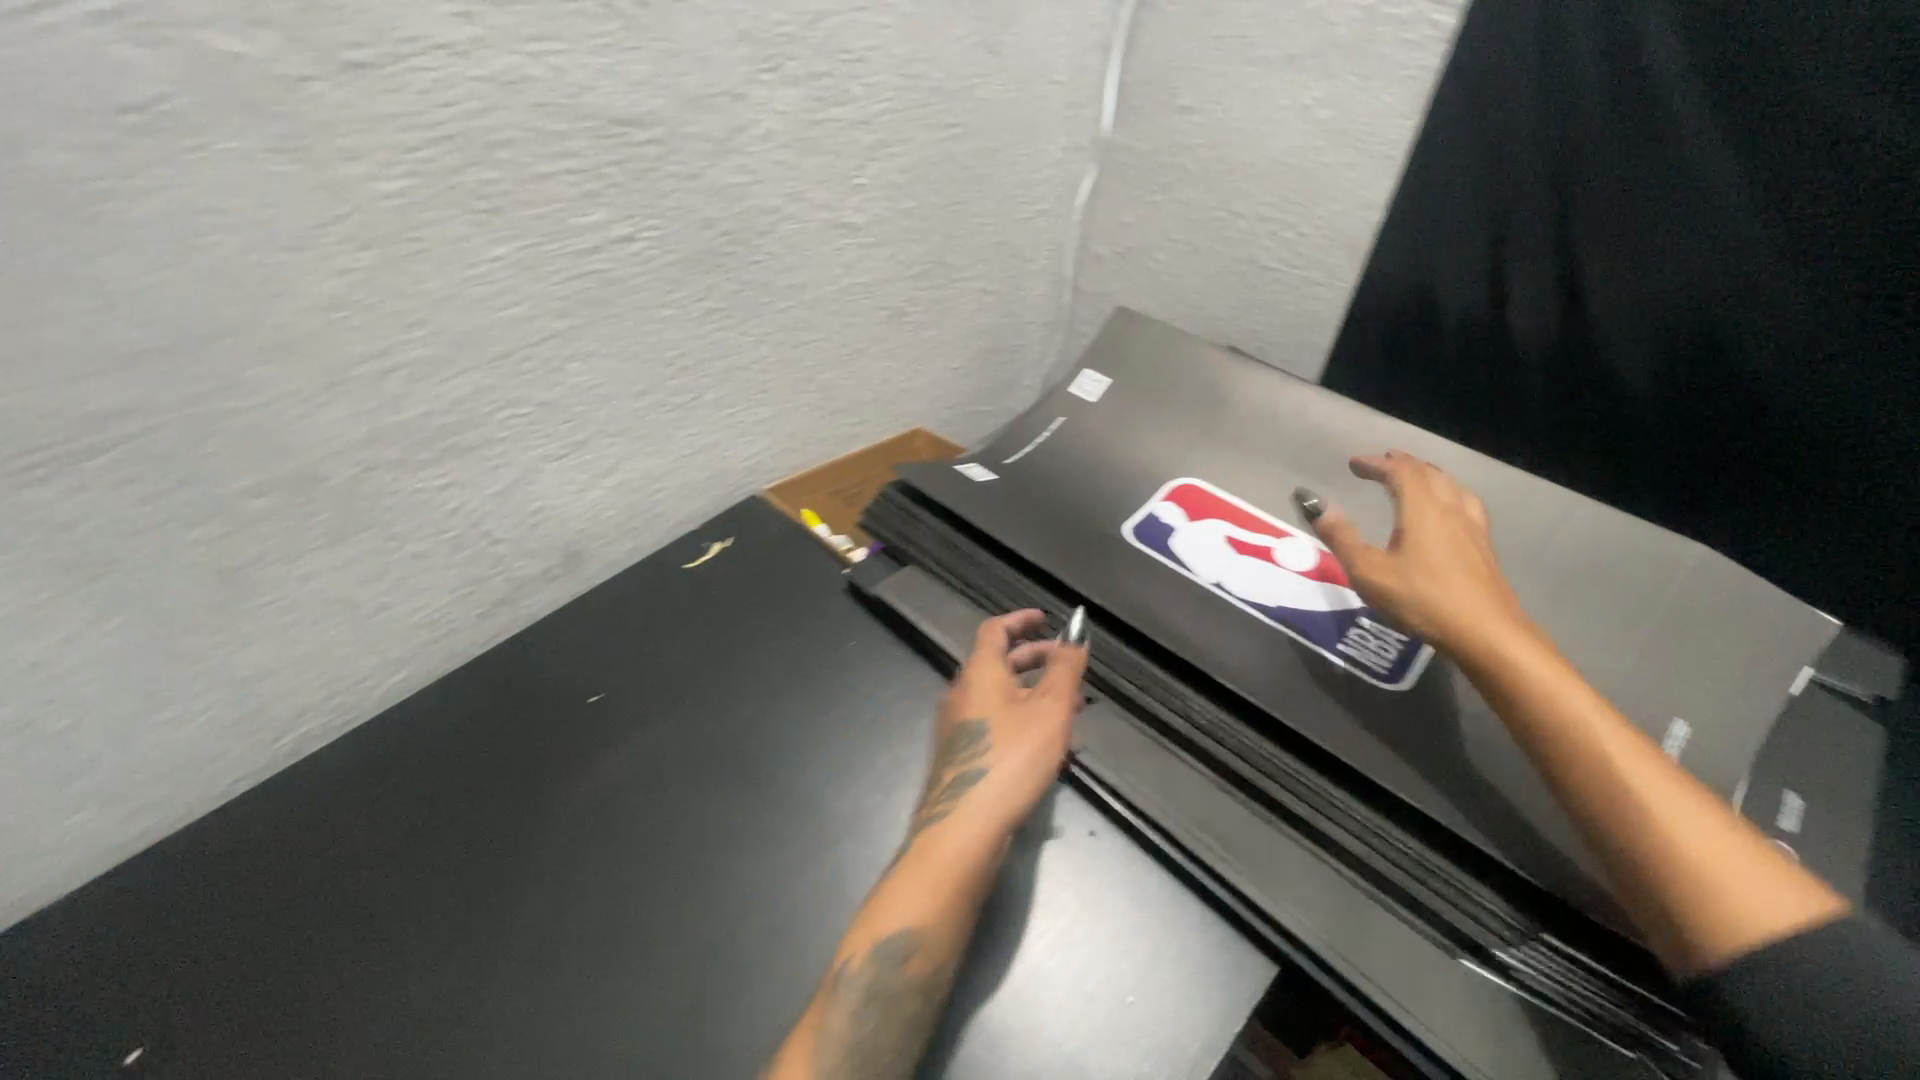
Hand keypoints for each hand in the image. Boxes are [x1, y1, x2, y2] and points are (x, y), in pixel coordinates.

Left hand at [903, 610, 1089, 850]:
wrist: (964, 826)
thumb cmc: (1011, 759)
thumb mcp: (1049, 709)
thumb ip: (1065, 668)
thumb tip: (1076, 630)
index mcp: (979, 672)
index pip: (995, 629)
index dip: (1021, 620)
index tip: (1045, 619)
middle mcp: (962, 693)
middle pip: (997, 663)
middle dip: (1035, 659)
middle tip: (1068, 666)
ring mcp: (957, 726)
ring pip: (999, 696)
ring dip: (1033, 693)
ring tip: (1070, 708)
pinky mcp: (961, 756)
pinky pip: (994, 723)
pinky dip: (1022, 719)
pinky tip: (1048, 744)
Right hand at [1300, 450, 1530, 658]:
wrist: (1484, 631)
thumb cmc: (1420, 600)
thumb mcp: (1368, 572)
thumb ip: (1341, 537)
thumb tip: (1317, 505)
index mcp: (1422, 509)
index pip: (1399, 472)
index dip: (1376, 464)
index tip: (1354, 463)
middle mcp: (1450, 509)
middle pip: (1429, 473)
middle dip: (1403, 464)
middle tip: (1383, 462)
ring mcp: (1472, 527)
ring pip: (1451, 486)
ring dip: (1428, 475)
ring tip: (1415, 477)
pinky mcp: (1483, 546)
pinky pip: (1465, 503)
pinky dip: (1449, 493)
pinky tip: (1449, 509)